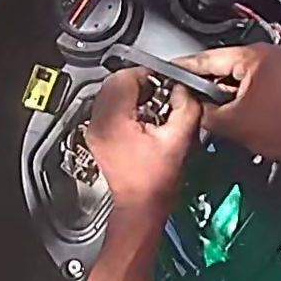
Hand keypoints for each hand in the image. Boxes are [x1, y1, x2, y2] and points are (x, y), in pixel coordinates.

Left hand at [85, 69, 200, 216]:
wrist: (141, 205)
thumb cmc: (157, 180)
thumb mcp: (178, 139)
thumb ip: (186, 107)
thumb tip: (183, 88)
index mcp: (114, 121)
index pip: (124, 78)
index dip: (146, 75)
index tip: (163, 81)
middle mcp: (98, 123)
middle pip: (113, 83)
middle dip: (138, 82)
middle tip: (159, 90)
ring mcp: (94, 131)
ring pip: (109, 94)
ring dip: (131, 92)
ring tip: (152, 103)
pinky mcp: (97, 137)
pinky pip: (107, 108)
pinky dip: (124, 105)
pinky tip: (141, 116)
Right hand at [176, 44, 280, 165]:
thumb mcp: (231, 122)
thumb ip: (204, 110)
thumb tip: (193, 105)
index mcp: (256, 56)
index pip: (209, 58)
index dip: (186, 67)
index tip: (172, 70)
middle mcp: (268, 55)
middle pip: (222, 64)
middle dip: (205, 81)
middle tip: (187, 93)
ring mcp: (277, 65)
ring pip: (236, 73)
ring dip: (221, 89)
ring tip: (209, 106)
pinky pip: (249, 80)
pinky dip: (237, 93)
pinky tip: (229, 108)